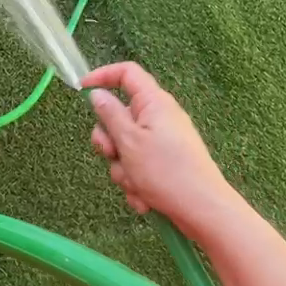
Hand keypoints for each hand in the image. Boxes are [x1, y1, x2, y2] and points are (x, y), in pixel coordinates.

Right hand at [84, 62, 230, 218]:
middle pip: (120, 116)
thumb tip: (97, 94)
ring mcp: (163, 141)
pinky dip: (136, 182)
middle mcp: (159, 117)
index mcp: (154, 103)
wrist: (204, 212)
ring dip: (123, 168)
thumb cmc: (165, 171)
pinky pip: (138, 166)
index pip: (126, 73)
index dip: (102, 75)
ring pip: (126, 146)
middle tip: (111, 154)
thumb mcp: (129, 141)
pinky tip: (144, 200)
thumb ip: (109, 114)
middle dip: (110, 140)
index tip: (81, 89)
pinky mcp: (166, 163)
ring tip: (135, 184)